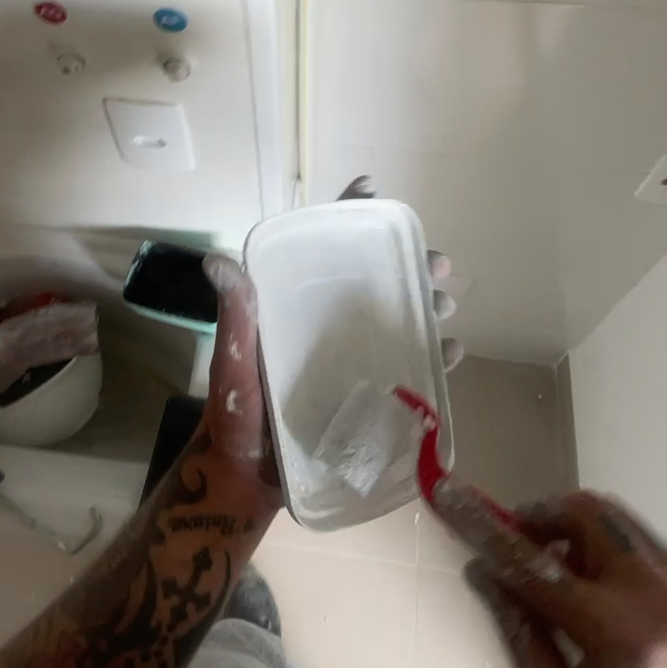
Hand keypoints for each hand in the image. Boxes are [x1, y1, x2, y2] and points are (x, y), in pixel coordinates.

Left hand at [195, 174, 463, 496]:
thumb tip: (216, 261)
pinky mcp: (364, 393)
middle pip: (370, 281)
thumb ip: (236, 316)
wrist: (247, 478)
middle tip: (436, 262)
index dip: (345, 216)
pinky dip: (431, 356)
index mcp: (291, 308)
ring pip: (394, 319)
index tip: (371, 189)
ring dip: (426, 304)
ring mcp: (346, 360)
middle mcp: (322, 326)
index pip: (318, 251)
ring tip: (446, 304)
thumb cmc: (234, 415)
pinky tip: (450, 352)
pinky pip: (404, 367)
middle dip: (407, 264)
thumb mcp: (235, 361)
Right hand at [442, 488, 666, 667]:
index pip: (533, 564)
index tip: (453, 497)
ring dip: (578, 537)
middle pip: (585, 515)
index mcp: (623, 643)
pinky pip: (649, 548)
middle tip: (517, 544)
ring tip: (566, 580)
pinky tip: (607, 597)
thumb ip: (524, 637)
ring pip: (618, 521)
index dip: (486, 528)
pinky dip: (614, 557)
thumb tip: (485, 572)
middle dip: (540, 519)